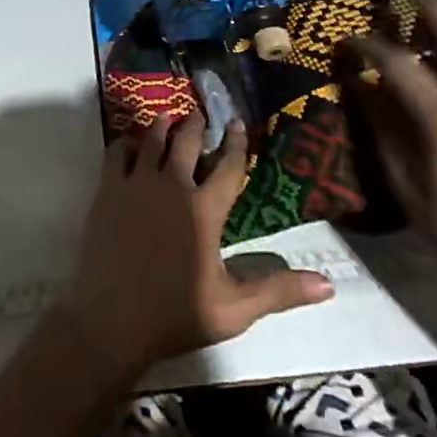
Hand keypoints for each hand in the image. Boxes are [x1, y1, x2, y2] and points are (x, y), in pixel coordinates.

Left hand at [56, 112, 334, 374]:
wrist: (110, 323)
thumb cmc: (174, 315)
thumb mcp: (234, 309)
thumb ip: (278, 291)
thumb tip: (328, 286)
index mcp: (205, 209)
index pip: (228, 164)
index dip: (236, 141)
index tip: (237, 122)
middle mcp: (172, 186)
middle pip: (186, 141)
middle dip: (196, 124)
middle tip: (201, 113)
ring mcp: (137, 185)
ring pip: (152, 141)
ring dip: (163, 126)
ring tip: (168, 117)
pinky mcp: (108, 192)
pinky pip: (116, 154)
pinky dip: (125, 144)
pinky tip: (130, 145)